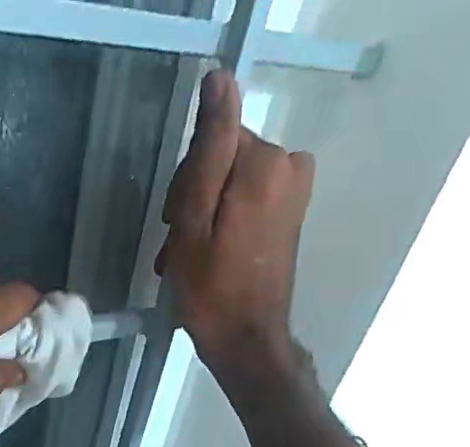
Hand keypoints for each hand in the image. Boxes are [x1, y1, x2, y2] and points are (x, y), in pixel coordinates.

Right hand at [157, 69, 315, 400]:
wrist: (247, 342)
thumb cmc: (211, 290)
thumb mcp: (194, 219)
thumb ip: (209, 149)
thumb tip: (219, 81)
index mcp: (265, 163)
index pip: (212, 143)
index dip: (185, 183)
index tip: (174, 225)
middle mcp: (289, 167)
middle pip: (222, 161)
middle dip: (193, 200)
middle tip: (176, 249)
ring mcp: (295, 192)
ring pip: (230, 184)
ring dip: (203, 217)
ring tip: (185, 260)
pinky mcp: (292, 215)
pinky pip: (248, 200)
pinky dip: (223, 224)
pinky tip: (207, 258)